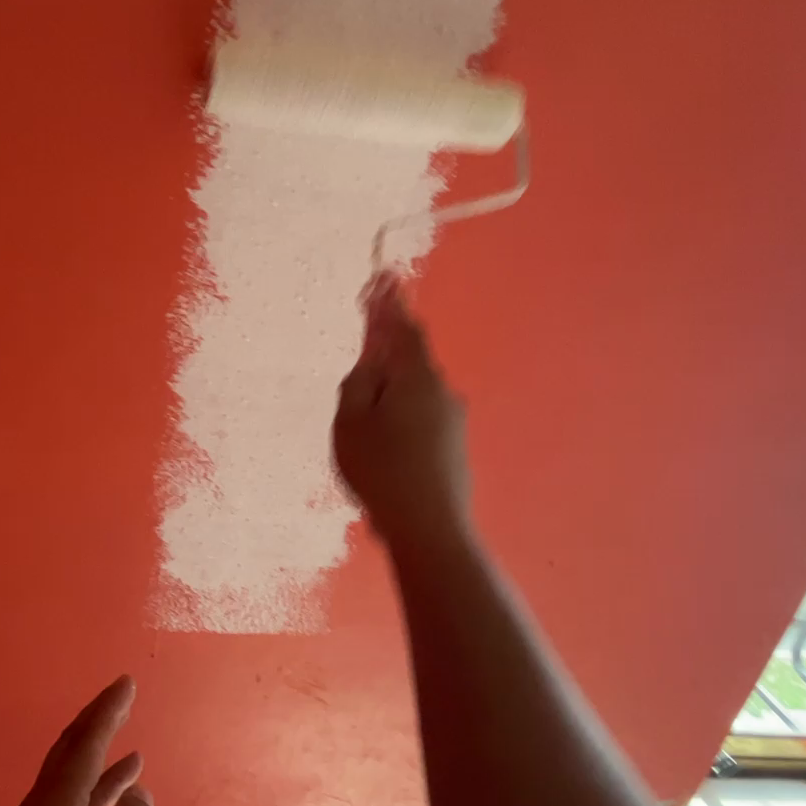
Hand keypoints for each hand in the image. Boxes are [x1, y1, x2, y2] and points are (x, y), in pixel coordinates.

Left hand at [0, 676, 156, 805]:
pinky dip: (96, 793)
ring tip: (133, 749)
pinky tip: (118, 798)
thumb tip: (136, 793)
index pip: (86, 743)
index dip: (108, 709)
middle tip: (121, 693)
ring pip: (69, 780)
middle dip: (96, 721)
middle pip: (68, 751)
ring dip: (100, 761)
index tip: (127, 681)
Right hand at [333, 274, 469, 549]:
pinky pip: (421, 422)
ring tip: (363, 438)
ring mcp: (454, 422)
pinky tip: (383, 457)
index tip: (383, 279)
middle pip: (409, 364)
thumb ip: (358, 383)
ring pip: (414, 397)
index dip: (391, 303)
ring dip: (390, 401)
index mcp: (416, 376)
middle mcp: (443, 392)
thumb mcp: (350, 421)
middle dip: (384, 364)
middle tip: (355, 391)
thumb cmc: (380, 468)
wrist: (428, 527)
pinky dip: (401, 425)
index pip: (405, 327)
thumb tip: (371, 365)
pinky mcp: (454, 449)